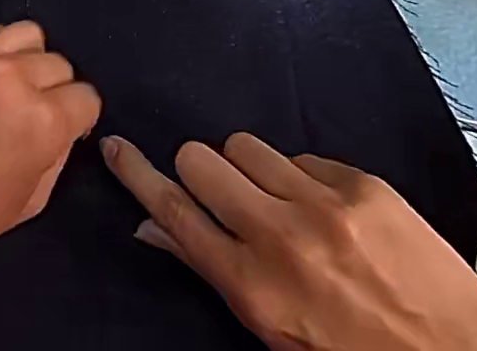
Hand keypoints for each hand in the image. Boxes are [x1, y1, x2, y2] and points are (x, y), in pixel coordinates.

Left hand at [0, 20, 101, 279]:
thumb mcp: (25, 204)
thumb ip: (57, 157)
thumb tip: (65, 128)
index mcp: (42, 122)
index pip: (87, 99)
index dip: (79, 119)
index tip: (64, 130)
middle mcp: (18, 78)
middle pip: (63, 66)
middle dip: (56, 92)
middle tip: (32, 116)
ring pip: (35, 37)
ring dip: (32, 62)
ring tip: (14, 86)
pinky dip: (4, 50)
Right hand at [102, 133, 476, 350]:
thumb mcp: (274, 333)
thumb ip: (213, 269)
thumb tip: (155, 230)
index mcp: (254, 287)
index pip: (175, 214)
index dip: (138, 176)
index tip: (117, 148)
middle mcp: (281, 236)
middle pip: (202, 160)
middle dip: (200, 170)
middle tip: (222, 192)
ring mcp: (323, 202)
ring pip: (245, 145)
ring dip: (248, 166)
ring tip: (276, 199)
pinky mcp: (358, 180)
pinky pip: (299, 153)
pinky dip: (298, 174)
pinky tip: (323, 207)